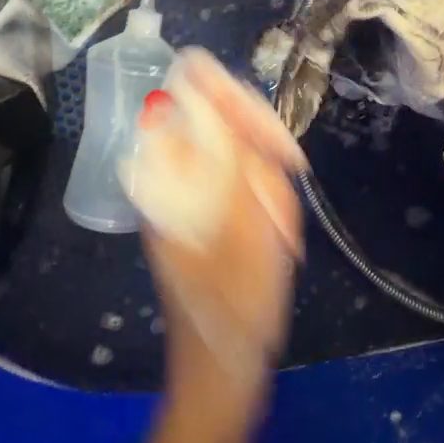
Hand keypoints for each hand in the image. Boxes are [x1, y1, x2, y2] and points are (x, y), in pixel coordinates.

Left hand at [125, 48, 306, 394]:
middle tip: (278, 216)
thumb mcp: (238, 218)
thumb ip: (219, 141)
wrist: (224, 368)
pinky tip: (274, 244)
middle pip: (228, 121)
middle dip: (265, 164)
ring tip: (274, 242)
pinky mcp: (211, 208)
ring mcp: (193, 189)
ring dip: (271, 196)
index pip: (192, 89)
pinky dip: (269, 211)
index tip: (275, 147)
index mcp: (165, 166)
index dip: (239, 103)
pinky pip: (251, 185)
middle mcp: (174, 169)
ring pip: (249, 156)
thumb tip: (196, 74)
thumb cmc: (233, 302)